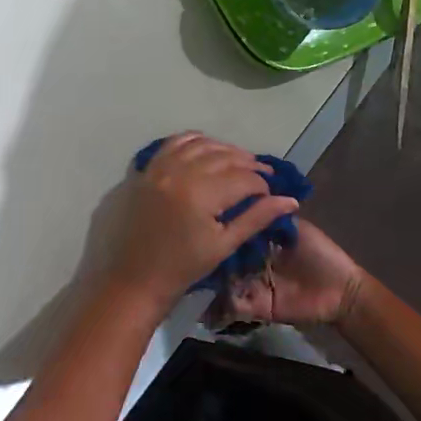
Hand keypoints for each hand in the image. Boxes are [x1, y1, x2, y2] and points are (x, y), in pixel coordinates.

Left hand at [103, 133, 299, 310]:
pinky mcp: (142, 171)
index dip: (262, 183)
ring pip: (196, 144)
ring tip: (236, 160)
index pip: (242, 178)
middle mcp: (177, 172)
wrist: (131, 279)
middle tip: (261, 172)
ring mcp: (156, 169)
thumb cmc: (180, 269)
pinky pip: (169, 145)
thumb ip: (255, 219)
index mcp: (200, 193)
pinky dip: (190, 141)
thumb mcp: (222, 245)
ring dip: (221, 148)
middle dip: (246, 162)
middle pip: (221, 156)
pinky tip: (203, 149)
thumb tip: (289, 200)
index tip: (271, 192)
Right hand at [205, 219, 368, 326]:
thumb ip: (272, 216)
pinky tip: (217, 290)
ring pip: (224, 279)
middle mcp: (250, 262)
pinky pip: (234, 304)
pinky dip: (224, 299)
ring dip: (214, 276)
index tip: (206, 220)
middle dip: (213, 253)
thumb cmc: (322, 256)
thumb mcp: (297, 229)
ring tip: (203, 269)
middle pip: (225, 257)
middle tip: (200, 247)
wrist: (342, 292)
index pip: (234, 233)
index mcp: (259, 242)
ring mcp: (250, 285)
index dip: (223, 228)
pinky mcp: (255, 307)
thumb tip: (247, 199)